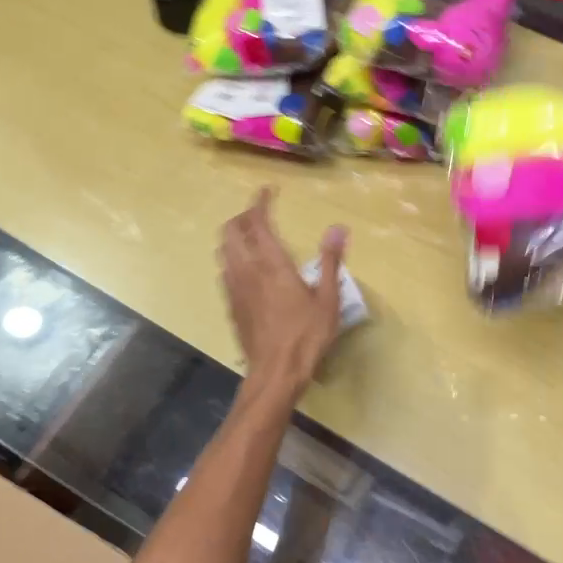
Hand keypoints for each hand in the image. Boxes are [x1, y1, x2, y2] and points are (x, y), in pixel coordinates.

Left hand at [218, 188, 349, 388]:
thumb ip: (330, 261)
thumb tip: (338, 228)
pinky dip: (233, 258)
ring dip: (234, 237)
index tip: (267, 191)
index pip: (257, 221)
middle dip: (242, 216)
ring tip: (252, 238)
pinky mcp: (231, 305)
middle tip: (260, 214)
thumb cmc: (306, 335)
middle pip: (231, 231)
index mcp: (272, 263)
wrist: (275, 371)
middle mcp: (247, 269)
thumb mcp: (328, 298)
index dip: (259, 201)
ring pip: (223, 250)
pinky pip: (225, 271)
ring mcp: (234, 288)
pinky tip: (248, 270)